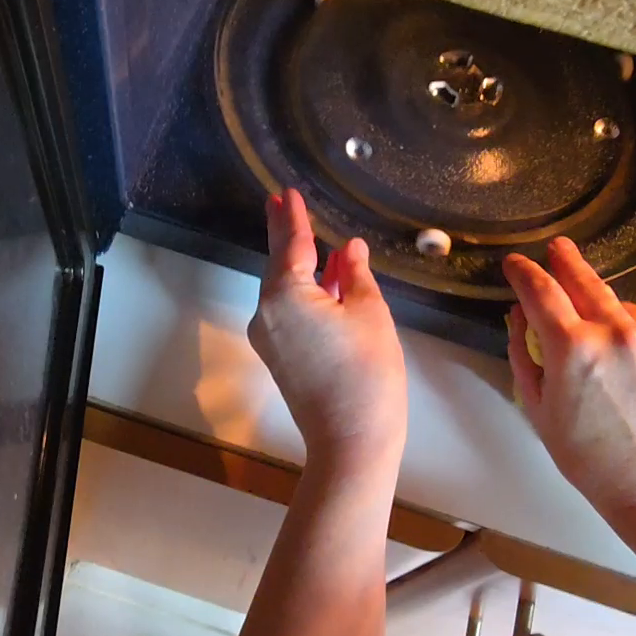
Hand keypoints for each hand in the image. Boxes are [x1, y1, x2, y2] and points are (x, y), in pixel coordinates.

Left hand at [248, 190, 407, 468]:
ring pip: (282, 290)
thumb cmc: (367, 373)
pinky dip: (303, 293)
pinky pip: (287, 312)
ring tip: (311, 238)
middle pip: (279, 265)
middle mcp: (266, 312)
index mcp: (285, 295)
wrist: (351, 441)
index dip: (292, 217)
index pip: (290, 244)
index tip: (286, 194)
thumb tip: (349, 249)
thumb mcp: (369, 313)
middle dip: (286, 235)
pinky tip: (323, 282)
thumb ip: (354, 274)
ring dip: (299, 265)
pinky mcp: (278, 357)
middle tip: (283, 202)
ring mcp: (268, 337)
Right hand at [505, 238, 635, 513]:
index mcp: (572, 347)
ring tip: (604, 345)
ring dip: (608, 315)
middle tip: (559, 247)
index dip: (524, 273)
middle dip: (567, 261)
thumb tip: (519, 314)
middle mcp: (617, 332)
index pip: (541, 292)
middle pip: (586, 281)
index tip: (516, 263)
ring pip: (624, 310)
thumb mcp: (537, 407)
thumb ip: (523, 353)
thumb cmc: (585, 455)